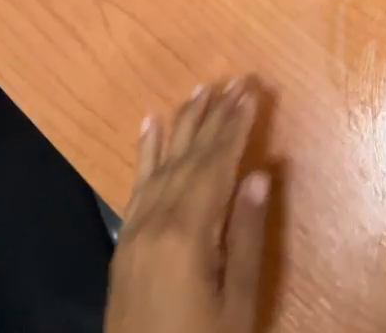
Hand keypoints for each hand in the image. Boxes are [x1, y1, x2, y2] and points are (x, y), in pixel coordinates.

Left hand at [106, 79, 270, 332]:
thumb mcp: (238, 305)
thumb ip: (248, 238)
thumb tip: (261, 174)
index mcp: (189, 233)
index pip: (217, 164)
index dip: (235, 126)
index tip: (251, 91)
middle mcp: (157, 220)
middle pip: (190, 156)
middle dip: (214, 116)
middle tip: (235, 80)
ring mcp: (135, 230)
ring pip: (162, 163)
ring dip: (183, 123)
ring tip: (201, 89)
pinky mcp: (124, 242)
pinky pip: (136, 184)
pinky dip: (145, 151)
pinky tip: (150, 123)